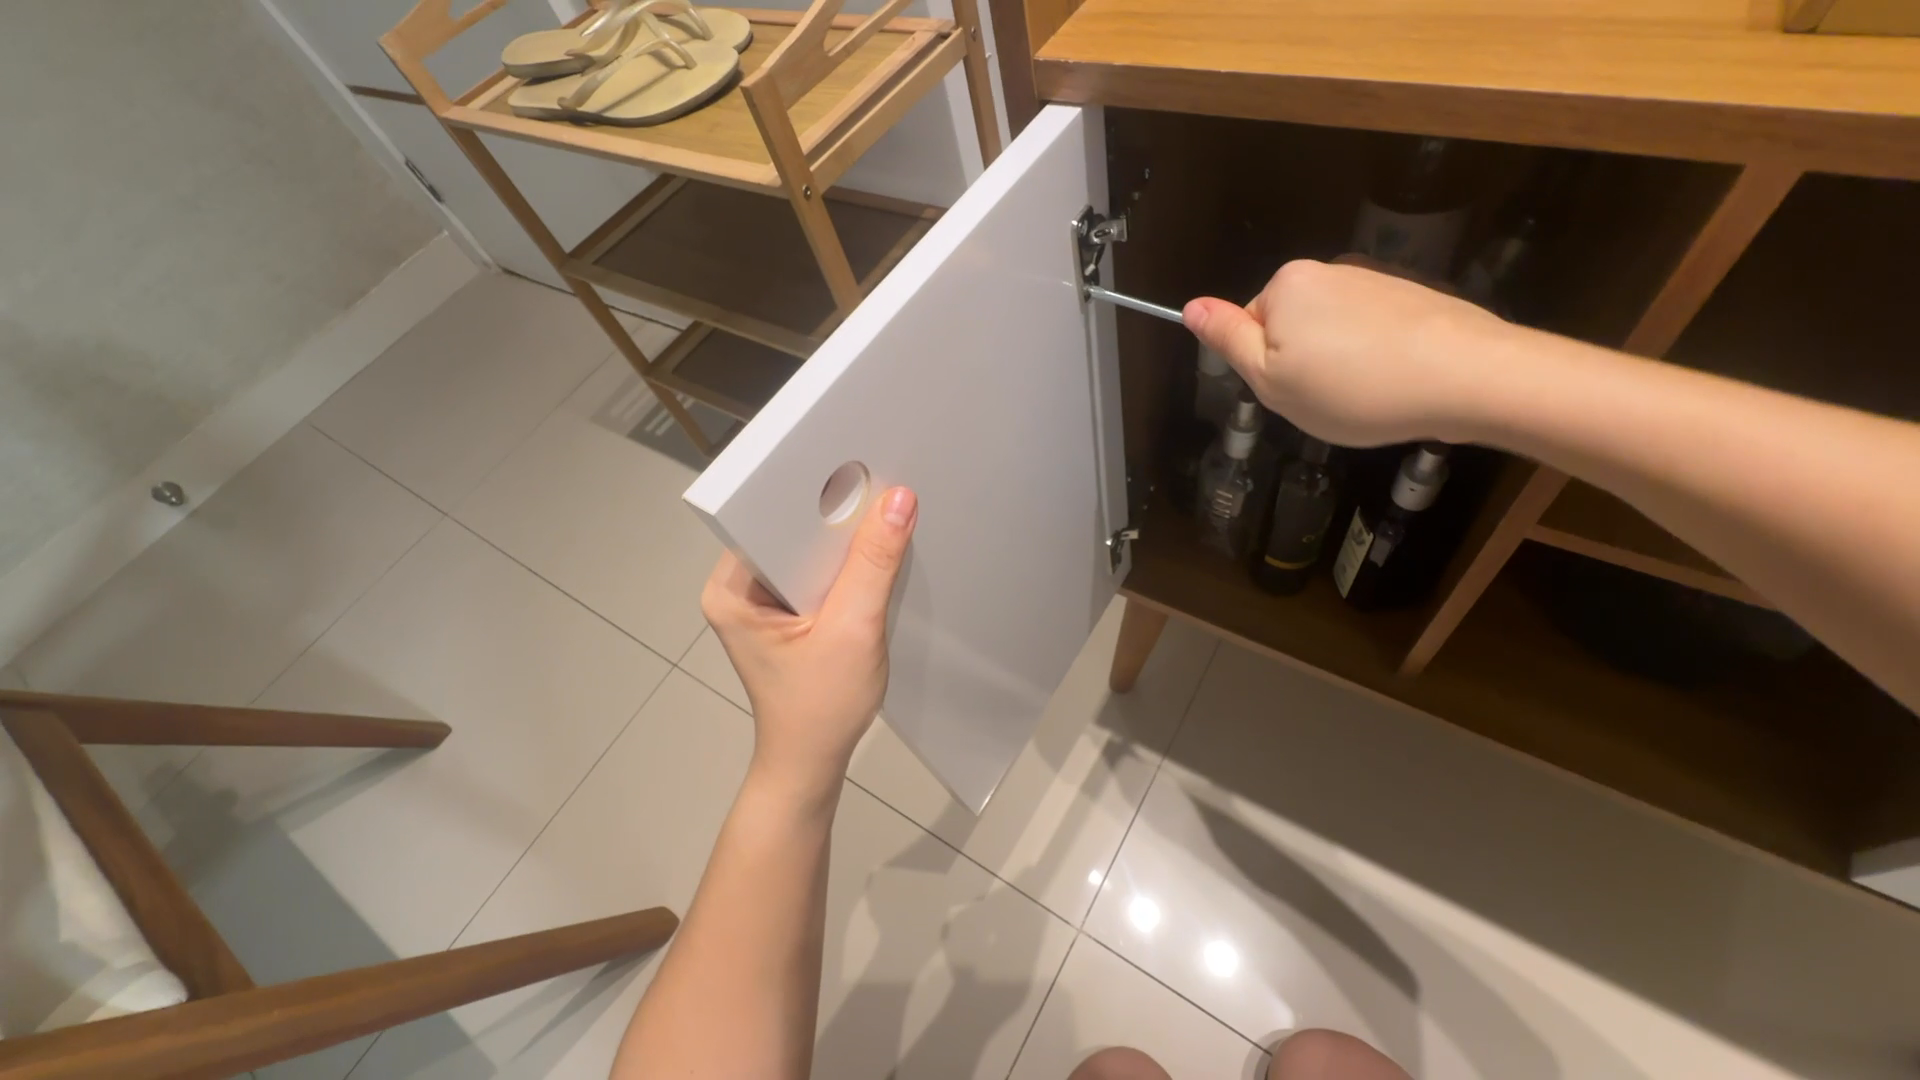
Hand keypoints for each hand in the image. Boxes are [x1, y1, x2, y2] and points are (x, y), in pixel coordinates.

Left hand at [700, 487, 917, 803]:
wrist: (813, 763)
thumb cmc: (822, 705)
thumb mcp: (853, 629)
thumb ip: (874, 563)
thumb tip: (900, 498)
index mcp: (731, 587)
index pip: (770, 518)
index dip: (815, 492)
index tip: (859, 467)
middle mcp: (738, 585)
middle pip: (791, 531)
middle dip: (836, 515)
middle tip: (882, 482)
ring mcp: (761, 600)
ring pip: (808, 550)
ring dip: (845, 540)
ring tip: (885, 511)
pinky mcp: (785, 613)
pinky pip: (817, 572)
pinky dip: (846, 565)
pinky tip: (876, 551)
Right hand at [1184, 258, 1511, 446]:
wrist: (1466, 377)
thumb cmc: (1352, 387)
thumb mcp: (1270, 378)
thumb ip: (1227, 339)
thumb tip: (1189, 305)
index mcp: (1287, 285)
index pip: (1249, 326)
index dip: (1264, 367)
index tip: (1292, 391)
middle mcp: (1329, 270)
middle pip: (1291, 325)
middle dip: (1301, 362)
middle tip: (1324, 398)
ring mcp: (1375, 280)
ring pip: (1332, 330)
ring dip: (1339, 362)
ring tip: (1365, 395)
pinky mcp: (1414, 297)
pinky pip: (1372, 331)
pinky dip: (1376, 356)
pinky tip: (1395, 383)